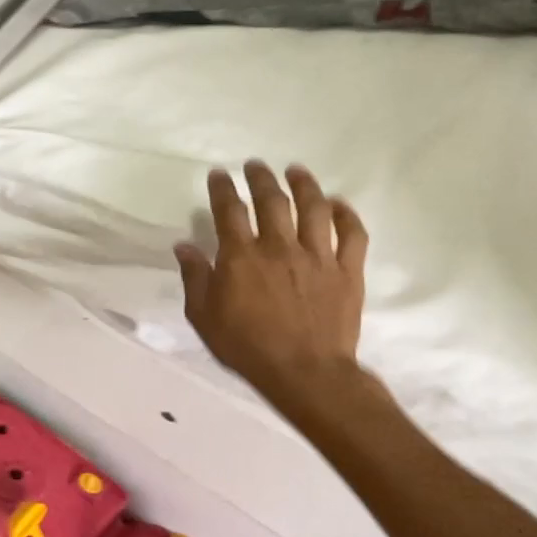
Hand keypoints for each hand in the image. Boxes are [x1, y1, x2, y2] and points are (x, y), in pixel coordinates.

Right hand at [175, 162, 369, 416]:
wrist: (305, 371)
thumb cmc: (244, 345)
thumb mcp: (202, 314)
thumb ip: (195, 276)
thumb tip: (184, 246)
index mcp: (240, 257)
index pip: (229, 211)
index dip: (223, 188)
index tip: (219, 174)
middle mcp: (279, 248)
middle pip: (273, 201)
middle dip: (262, 178)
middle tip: (256, 165)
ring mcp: (317, 257)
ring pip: (314, 209)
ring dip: (304, 185)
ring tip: (297, 171)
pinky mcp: (347, 271)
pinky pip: (352, 234)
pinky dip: (346, 214)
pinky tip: (337, 203)